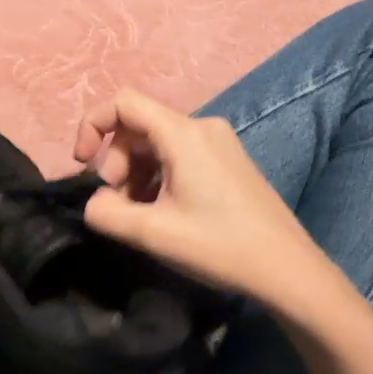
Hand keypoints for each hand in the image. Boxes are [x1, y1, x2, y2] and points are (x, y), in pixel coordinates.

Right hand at [73, 89, 320, 300]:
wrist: (288, 270)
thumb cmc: (220, 247)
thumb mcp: (152, 233)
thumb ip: (106, 212)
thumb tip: (94, 202)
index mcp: (183, 134)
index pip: (123, 103)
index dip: (92, 127)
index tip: (84, 166)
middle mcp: (202, 128)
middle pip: (138, 128)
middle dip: (116, 163)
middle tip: (117, 205)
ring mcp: (218, 144)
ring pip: (156, 145)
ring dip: (135, 176)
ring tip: (139, 217)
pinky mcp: (227, 163)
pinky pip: (178, 157)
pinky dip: (157, 179)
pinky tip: (163, 215)